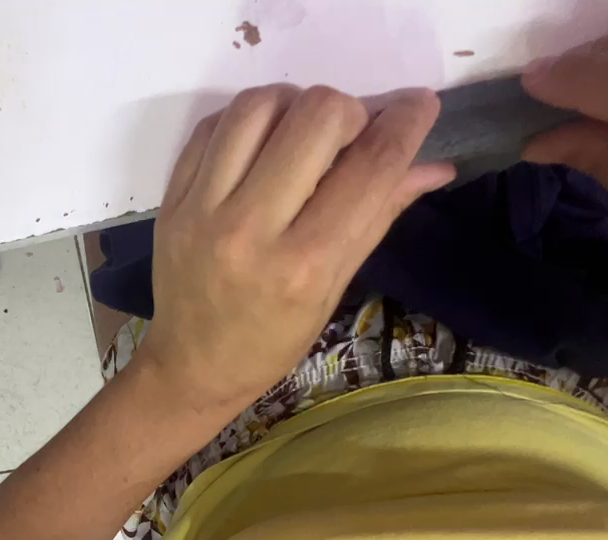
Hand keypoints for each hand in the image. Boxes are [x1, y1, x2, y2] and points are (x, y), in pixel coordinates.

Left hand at [139, 85, 454, 409]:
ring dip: (295, 107)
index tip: (418, 107)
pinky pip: (214, 123)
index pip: (370, 165)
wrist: (192, 368)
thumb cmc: (271, 342)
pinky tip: (261, 145)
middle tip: (348, 140)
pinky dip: (248, 121)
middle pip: (318, 114)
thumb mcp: (331, 291)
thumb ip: (378, 217)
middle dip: (350, 113)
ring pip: (261, 104)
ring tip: (301, 138)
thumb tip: (435, 163)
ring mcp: (203, 211)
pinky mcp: (173, 200)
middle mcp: (252, 230)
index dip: (407, 121)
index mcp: (303, 265)